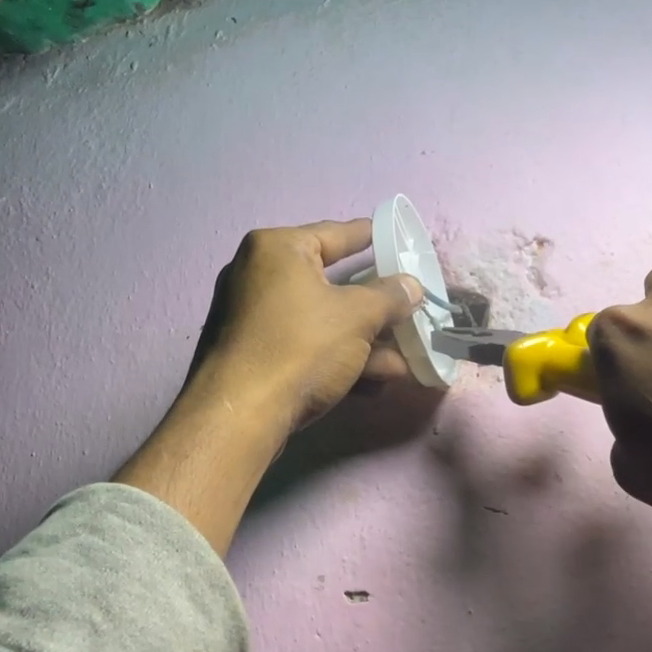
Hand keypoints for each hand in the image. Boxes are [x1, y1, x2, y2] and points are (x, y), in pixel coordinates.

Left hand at [186, 219, 422, 433]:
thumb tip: (411, 286)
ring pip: (321, 320)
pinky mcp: (253, 355)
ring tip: (406, 363)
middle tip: (410, 310)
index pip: (335, 233)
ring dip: (365, 341)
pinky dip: (338, 358)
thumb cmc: (299, 347)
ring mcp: (252, 317)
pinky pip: (305, 345)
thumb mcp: (357, 316)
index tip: (397, 238)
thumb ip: (390, 296)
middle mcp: (258, 274)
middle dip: (376, 306)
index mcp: (277, 248)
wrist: (239, 418)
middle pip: (331, 282)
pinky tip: (376, 382)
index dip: (372, 237)